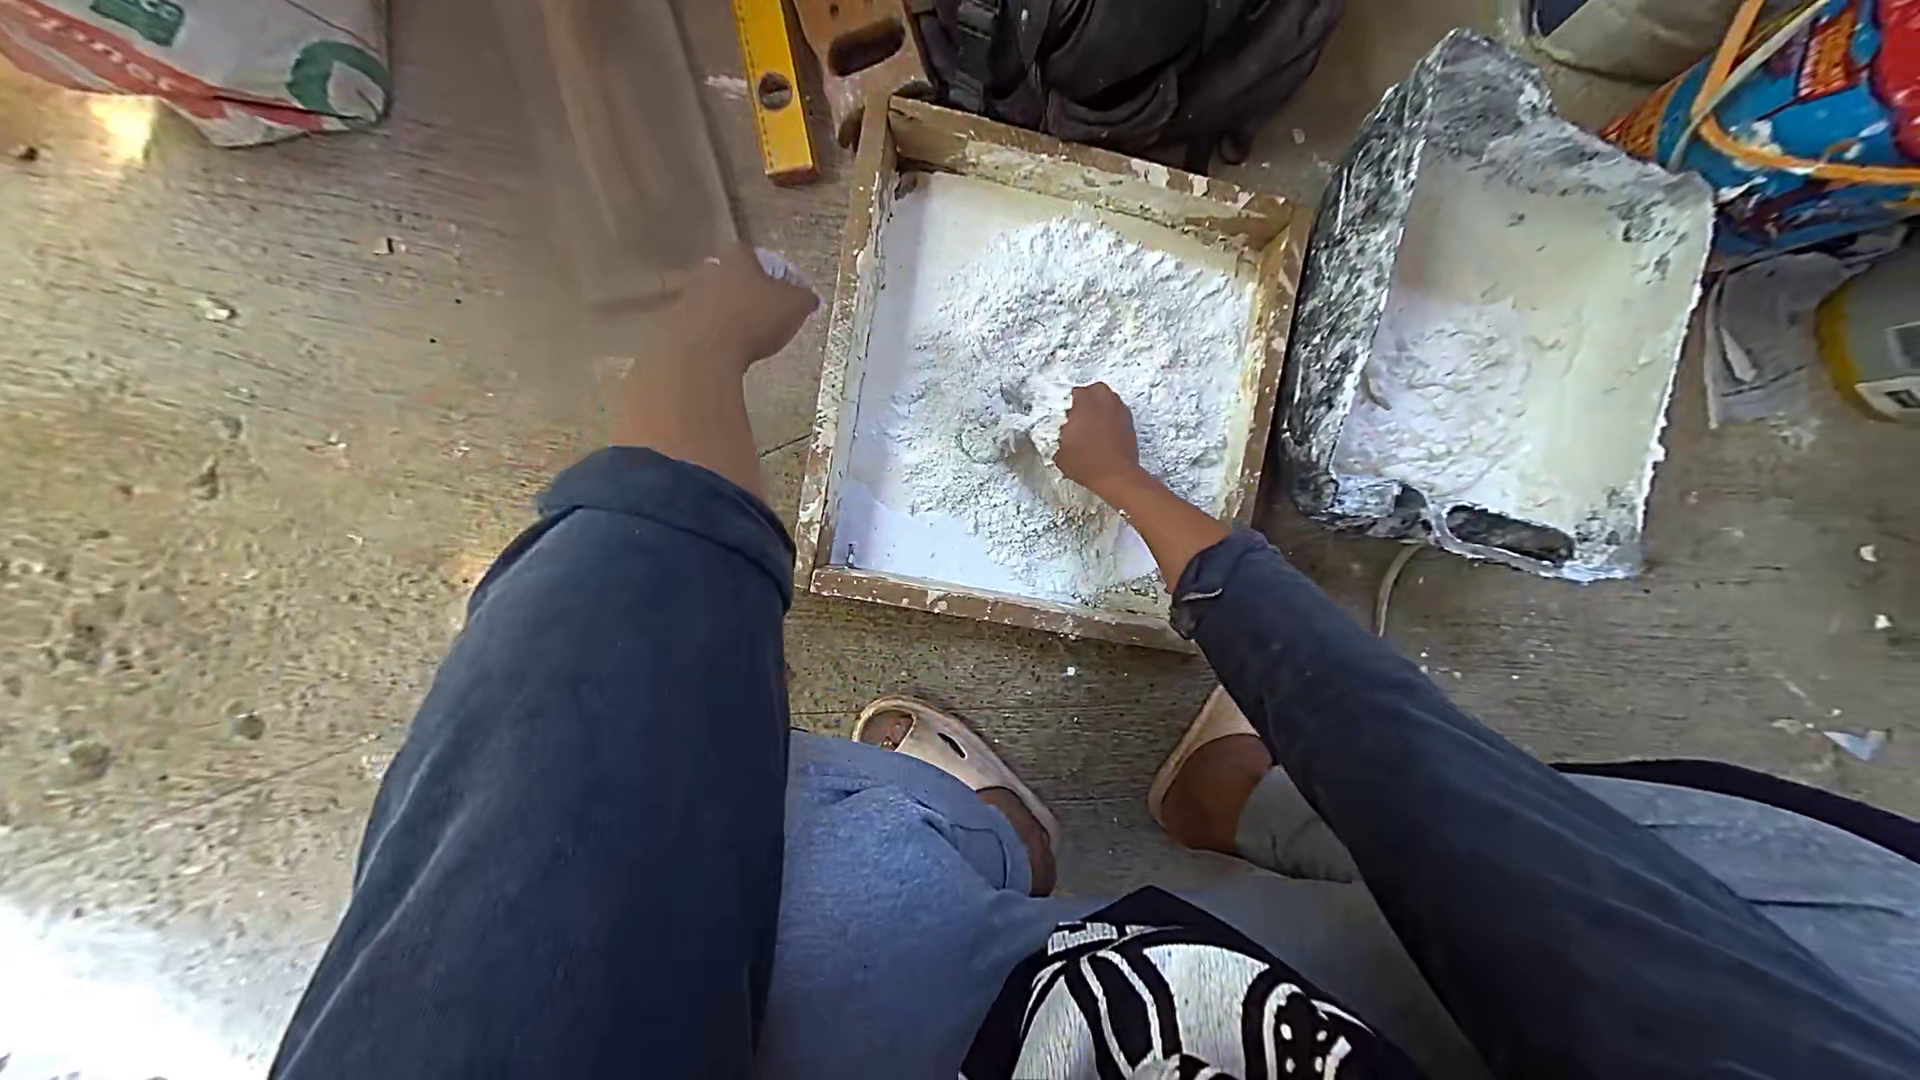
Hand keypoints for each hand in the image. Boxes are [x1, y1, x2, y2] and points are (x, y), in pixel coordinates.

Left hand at [665, 245, 818, 369]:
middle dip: (743, 290)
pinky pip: (700, 325)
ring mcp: (690, 295)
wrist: (705, 350)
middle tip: (760, 311)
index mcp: (738, 259)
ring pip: (712, 299)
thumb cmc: (754, 318)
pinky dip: (713, 335)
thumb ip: (804, 299)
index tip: (776, 286)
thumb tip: (810, 297)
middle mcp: (710, 270)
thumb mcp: (794, 307)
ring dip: (726, 313)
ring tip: (744, 336)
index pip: (751, 254)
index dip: (765, 268)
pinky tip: (726, 351)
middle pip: (728, 275)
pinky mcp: (677, 323)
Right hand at [1054, 382, 1145, 498]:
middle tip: (1076, 420)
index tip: (1063, 418)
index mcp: (1083, 399)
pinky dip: (1109, 420)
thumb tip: (1060, 433)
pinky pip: (1116, 414)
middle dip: (1084, 402)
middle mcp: (1103, 398)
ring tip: (1090, 428)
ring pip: (1106, 401)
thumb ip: (1057, 434)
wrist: (1115, 475)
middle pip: (1092, 392)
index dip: (1065, 407)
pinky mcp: (1130, 421)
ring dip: (1098, 410)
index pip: (1071, 393)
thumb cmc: (1087, 462)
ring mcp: (1119, 408)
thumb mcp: (1059, 450)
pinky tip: (1102, 436)